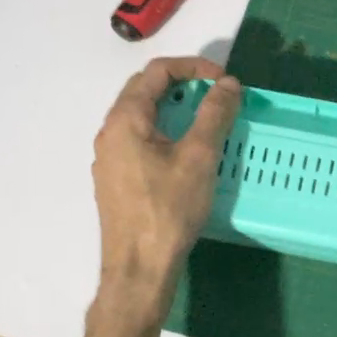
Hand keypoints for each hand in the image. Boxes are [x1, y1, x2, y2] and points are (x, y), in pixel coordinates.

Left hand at [92, 57, 242, 308]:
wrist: (139, 268)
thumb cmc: (169, 209)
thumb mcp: (199, 157)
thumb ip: (214, 114)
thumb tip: (228, 84)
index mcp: (125, 120)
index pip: (156, 72)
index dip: (193, 67)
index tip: (224, 82)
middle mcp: (109, 132)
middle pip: (143, 90)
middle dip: (182, 84)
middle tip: (216, 95)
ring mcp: (109, 157)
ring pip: (141, 116)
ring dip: (173, 108)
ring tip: (205, 119)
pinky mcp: (115, 179)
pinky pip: (138, 140)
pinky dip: (164, 131)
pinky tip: (184, 151)